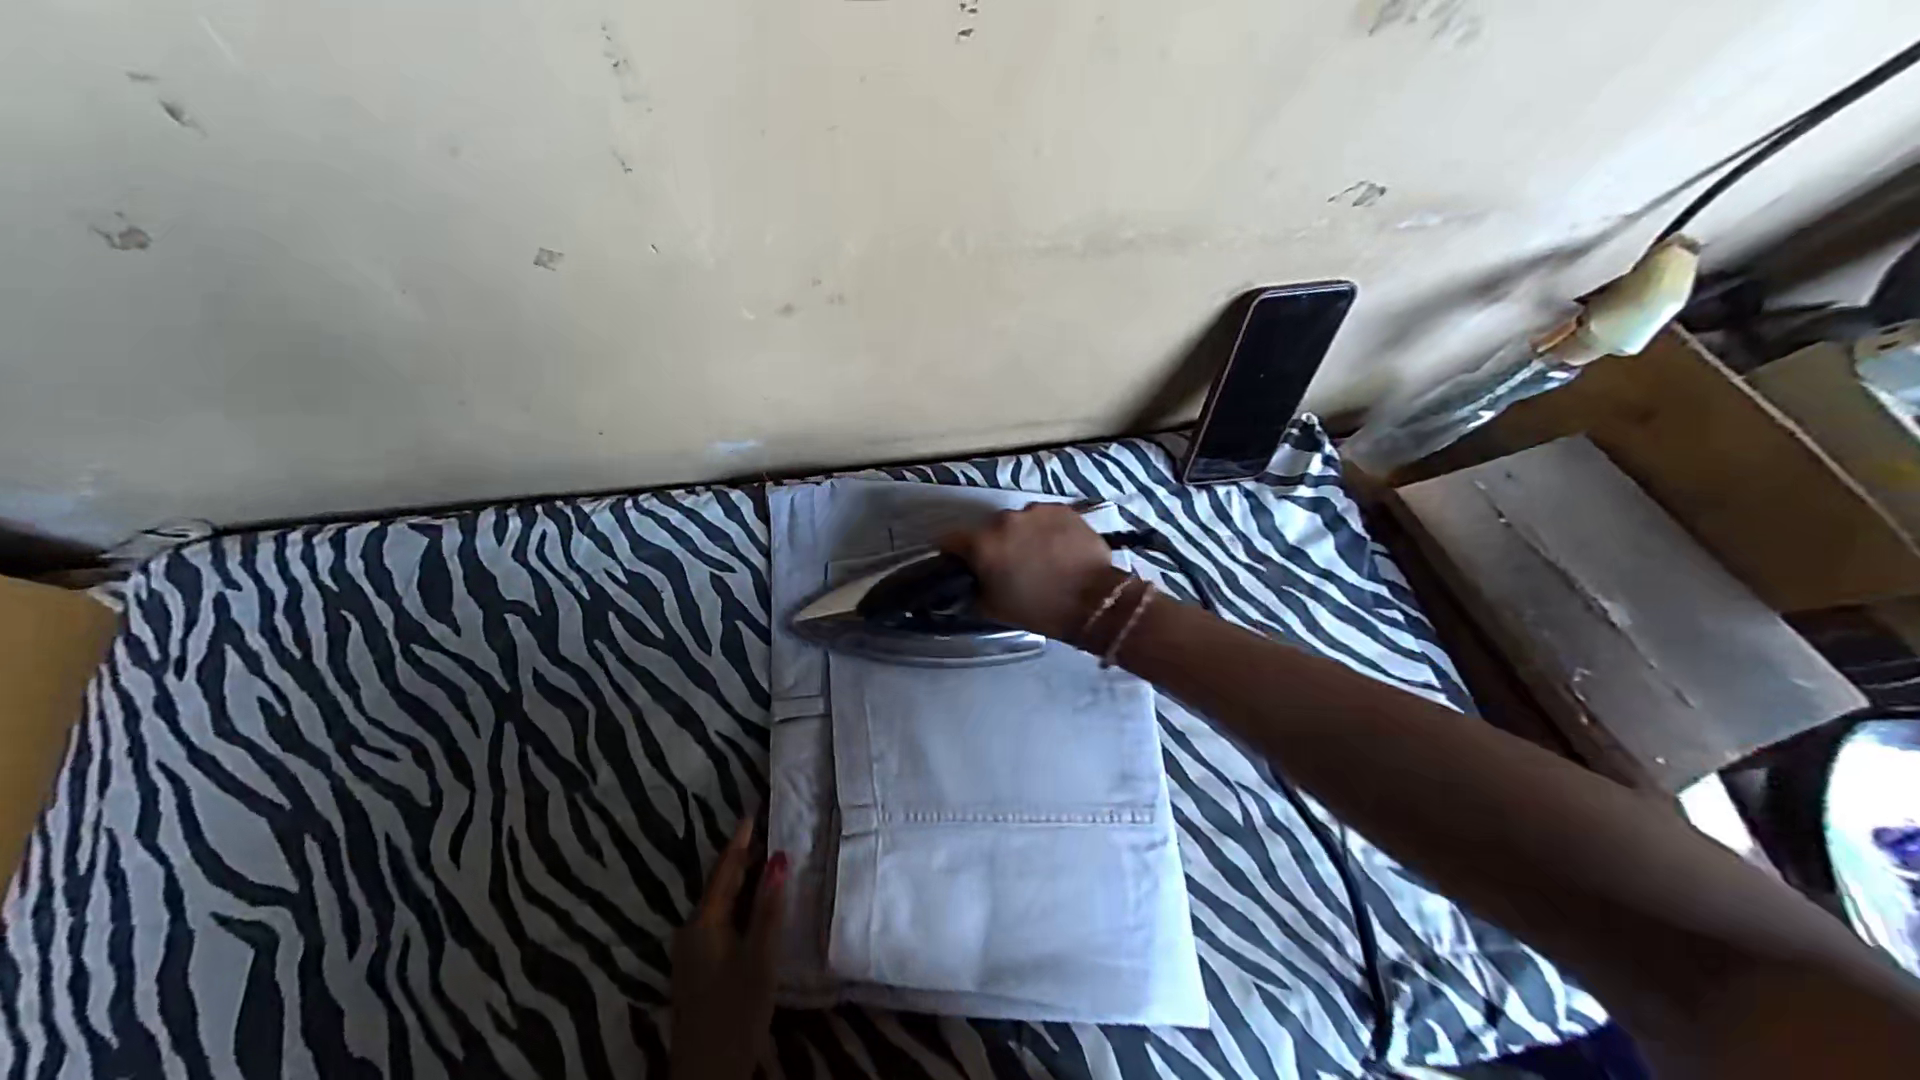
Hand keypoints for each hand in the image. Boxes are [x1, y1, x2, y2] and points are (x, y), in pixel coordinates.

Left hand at [669, 815, 786, 1079]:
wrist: (705, 1075)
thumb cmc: (736, 1013)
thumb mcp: (760, 958)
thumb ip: (770, 908)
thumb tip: (779, 858)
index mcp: (703, 923)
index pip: (725, 871)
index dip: (740, 841)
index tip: (753, 813)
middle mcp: (691, 931)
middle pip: (720, 885)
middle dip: (741, 858)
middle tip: (766, 831)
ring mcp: (691, 952)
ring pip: (720, 904)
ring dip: (741, 881)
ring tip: (765, 859)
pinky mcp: (697, 968)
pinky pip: (719, 920)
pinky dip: (738, 903)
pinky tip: (754, 905)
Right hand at [942, 504, 1128, 642]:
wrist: (1094, 600)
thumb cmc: (1038, 609)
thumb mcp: (993, 609)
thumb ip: (971, 592)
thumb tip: (966, 584)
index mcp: (981, 544)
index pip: (950, 540)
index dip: (953, 553)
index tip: (962, 564)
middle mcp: (1004, 520)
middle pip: (988, 530)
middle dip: (994, 545)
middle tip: (1009, 567)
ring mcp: (1035, 511)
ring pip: (1018, 522)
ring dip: (1022, 536)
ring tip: (1039, 558)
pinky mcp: (1062, 509)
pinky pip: (1044, 518)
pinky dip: (1046, 530)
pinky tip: (1058, 550)